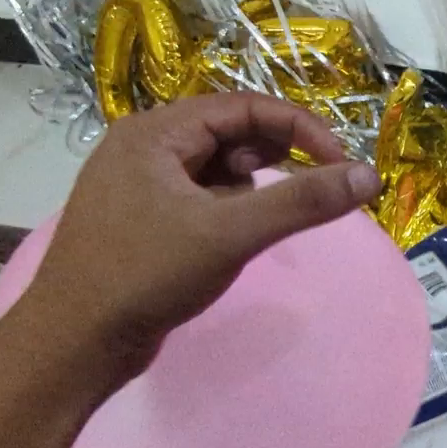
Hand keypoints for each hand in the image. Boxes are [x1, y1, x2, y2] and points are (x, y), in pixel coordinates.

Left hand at [18, 94, 381, 379]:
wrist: (75, 341)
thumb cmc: (147, 275)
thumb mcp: (233, 233)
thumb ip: (304, 201)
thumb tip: (371, 175)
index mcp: (155, 134)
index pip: (247, 106)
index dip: (303, 128)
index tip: (341, 165)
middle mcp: (146, 146)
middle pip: (235, 129)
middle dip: (283, 154)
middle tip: (314, 190)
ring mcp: (144, 181)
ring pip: (223, 161)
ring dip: (260, 180)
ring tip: (268, 215)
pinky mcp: (149, 213)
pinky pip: (209, 189)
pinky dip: (238, 201)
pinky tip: (239, 231)